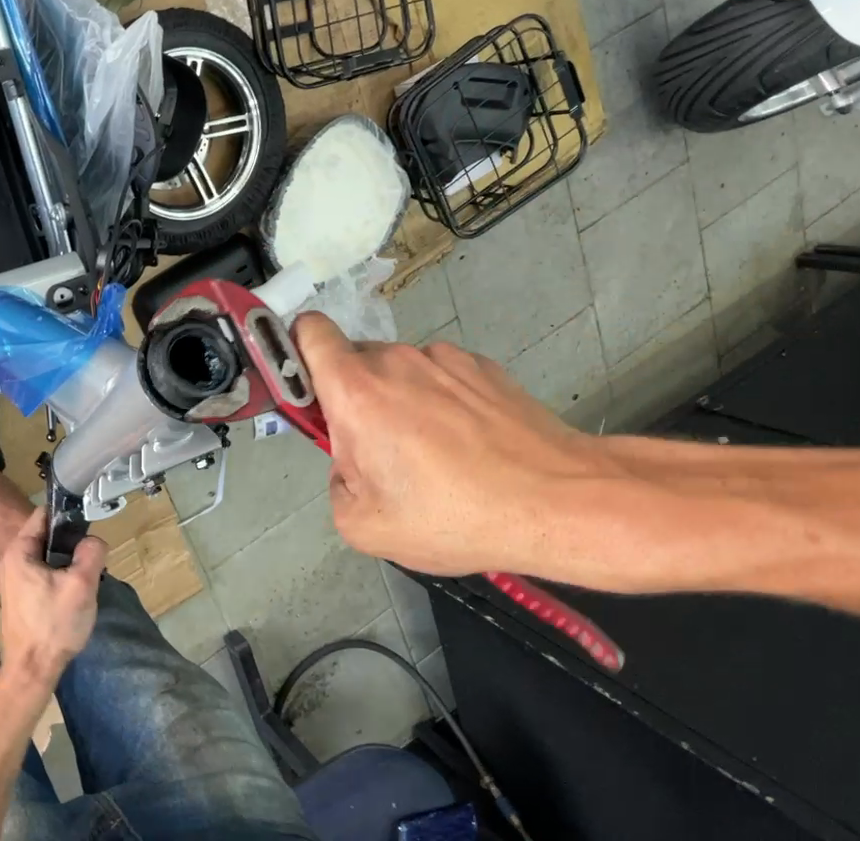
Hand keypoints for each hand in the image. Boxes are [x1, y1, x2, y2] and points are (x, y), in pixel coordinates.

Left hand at [0, 508, 106, 685]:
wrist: (32, 670)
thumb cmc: (53, 625)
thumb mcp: (81, 585)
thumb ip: (91, 554)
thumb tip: (95, 540)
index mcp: (20, 551)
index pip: (43, 515)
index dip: (67, 515)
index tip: (89, 524)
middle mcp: (12, 561)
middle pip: (46, 537)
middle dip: (70, 543)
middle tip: (91, 556)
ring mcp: (14, 581)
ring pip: (47, 558)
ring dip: (67, 563)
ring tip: (86, 577)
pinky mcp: (21, 598)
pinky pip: (43, 575)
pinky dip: (60, 578)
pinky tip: (74, 594)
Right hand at [292, 311, 613, 575]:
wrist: (561, 503)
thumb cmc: (456, 515)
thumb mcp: (365, 527)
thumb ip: (335, 485)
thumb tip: (350, 466)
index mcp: (355, 390)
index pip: (308, 331)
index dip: (298, 351)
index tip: (308, 388)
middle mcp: (396, 360)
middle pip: (355, 362)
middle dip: (355, 397)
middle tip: (379, 450)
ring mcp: (445, 359)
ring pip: (400, 371)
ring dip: (401, 401)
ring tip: (435, 455)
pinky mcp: (485, 367)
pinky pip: (443, 376)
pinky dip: (444, 402)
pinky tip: (470, 446)